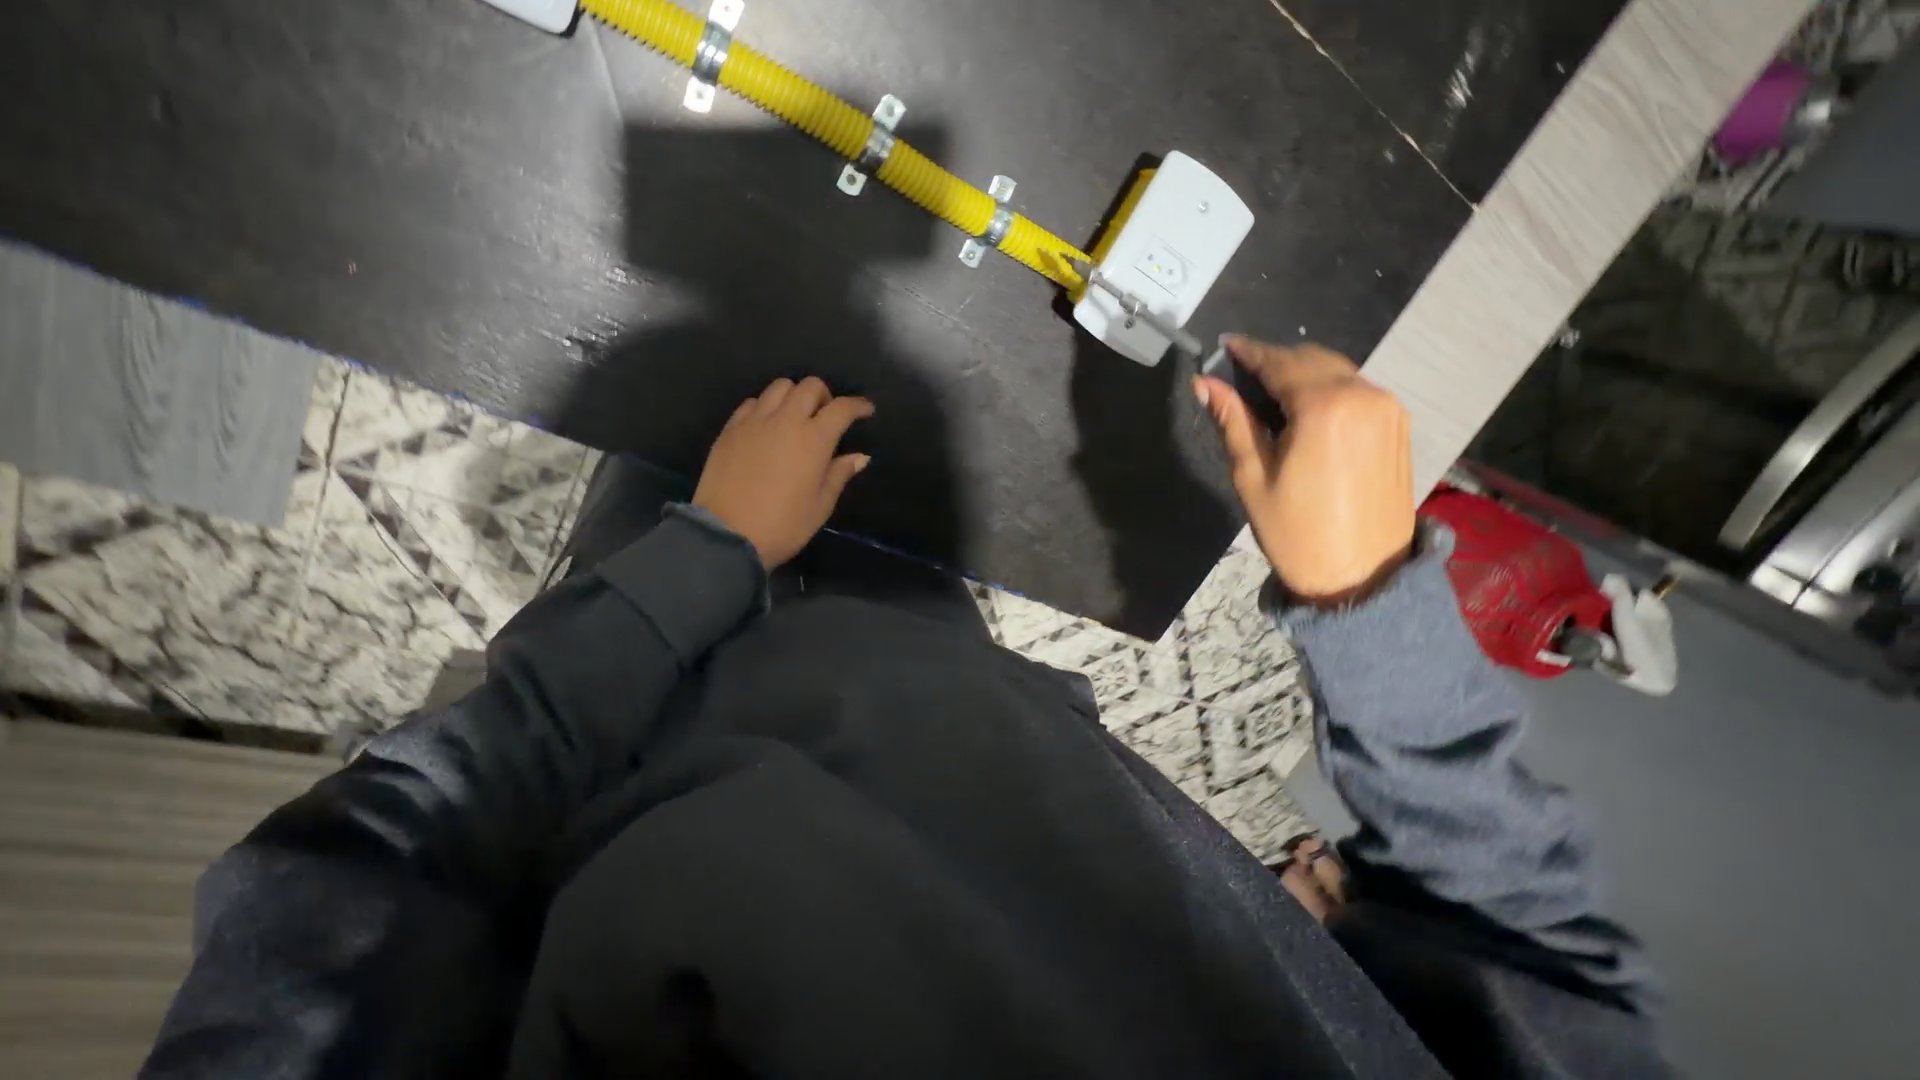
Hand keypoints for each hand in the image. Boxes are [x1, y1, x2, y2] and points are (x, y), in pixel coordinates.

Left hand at [693, 377, 874, 569]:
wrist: (726, 535)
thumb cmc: (782, 525)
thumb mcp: (820, 506)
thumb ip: (839, 474)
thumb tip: (860, 456)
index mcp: (814, 439)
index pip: (842, 408)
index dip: (858, 406)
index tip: (865, 411)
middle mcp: (785, 420)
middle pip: (810, 386)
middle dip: (825, 396)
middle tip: (826, 417)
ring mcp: (754, 421)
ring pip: (779, 387)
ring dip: (794, 396)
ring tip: (795, 417)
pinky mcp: (730, 429)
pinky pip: (752, 403)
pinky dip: (766, 406)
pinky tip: (767, 425)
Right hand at [1194, 338, 1414, 606]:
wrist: (1362, 577)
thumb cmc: (1296, 533)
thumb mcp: (1252, 476)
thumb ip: (1232, 421)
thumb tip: (1205, 383)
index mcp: (1325, 407)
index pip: (1280, 362)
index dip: (1249, 352)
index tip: (1225, 346)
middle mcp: (1364, 395)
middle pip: (1312, 360)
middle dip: (1276, 362)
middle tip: (1241, 377)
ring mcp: (1387, 409)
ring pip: (1337, 372)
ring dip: (1302, 376)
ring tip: (1270, 398)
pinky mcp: (1397, 426)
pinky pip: (1356, 391)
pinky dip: (1327, 391)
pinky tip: (1305, 414)